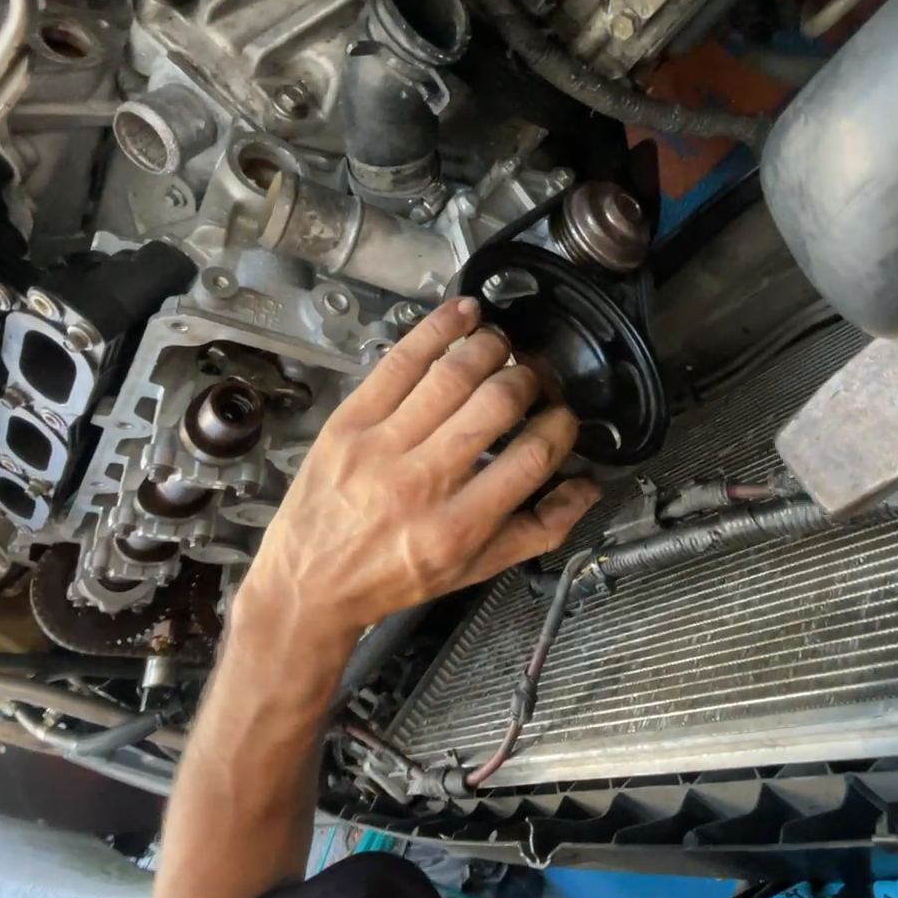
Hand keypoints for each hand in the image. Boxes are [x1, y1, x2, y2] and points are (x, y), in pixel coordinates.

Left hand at [236, 296, 601, 646]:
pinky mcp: (350, 420)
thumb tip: (587, 487)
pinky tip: (464, 313)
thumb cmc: (396, 577)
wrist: (310, 583)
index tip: (562, 416)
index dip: (560, 426)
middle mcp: (424, 482)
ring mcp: (382, 446)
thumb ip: (538, 530)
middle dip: (529, 380)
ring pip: (453, 375)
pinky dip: (438, 328)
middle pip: (497, 404)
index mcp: (461, 526)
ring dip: (491, 348)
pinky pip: (401, 361)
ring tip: (503, 346)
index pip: (533, 456)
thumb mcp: (474, 570)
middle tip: (533, 379)